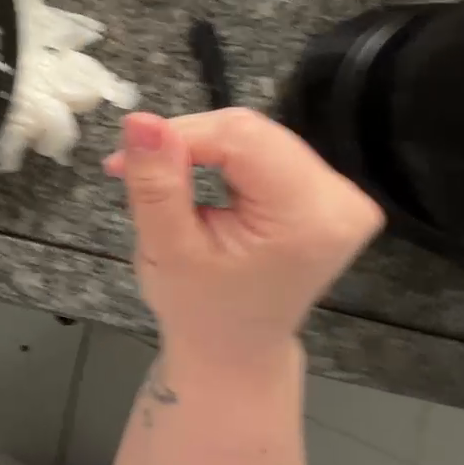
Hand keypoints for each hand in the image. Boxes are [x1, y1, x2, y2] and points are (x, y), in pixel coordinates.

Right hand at [103, 108, 382, 371]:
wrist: (233, 344)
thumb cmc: (197, 305)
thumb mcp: (165, 245)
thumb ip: (156, 182)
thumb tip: (139, 120)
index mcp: (309, 216)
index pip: (240, 137)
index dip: (175, 137)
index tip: (122, 165)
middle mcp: (341, 198)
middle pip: (250, 131)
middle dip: (183, 141)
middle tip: (133, 171)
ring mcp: (339, 194)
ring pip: (252, 134)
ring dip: (195, 147)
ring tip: (158, 178)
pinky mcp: (324, 192)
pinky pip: (260, 148)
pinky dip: (215, 155)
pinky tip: (190, 179)